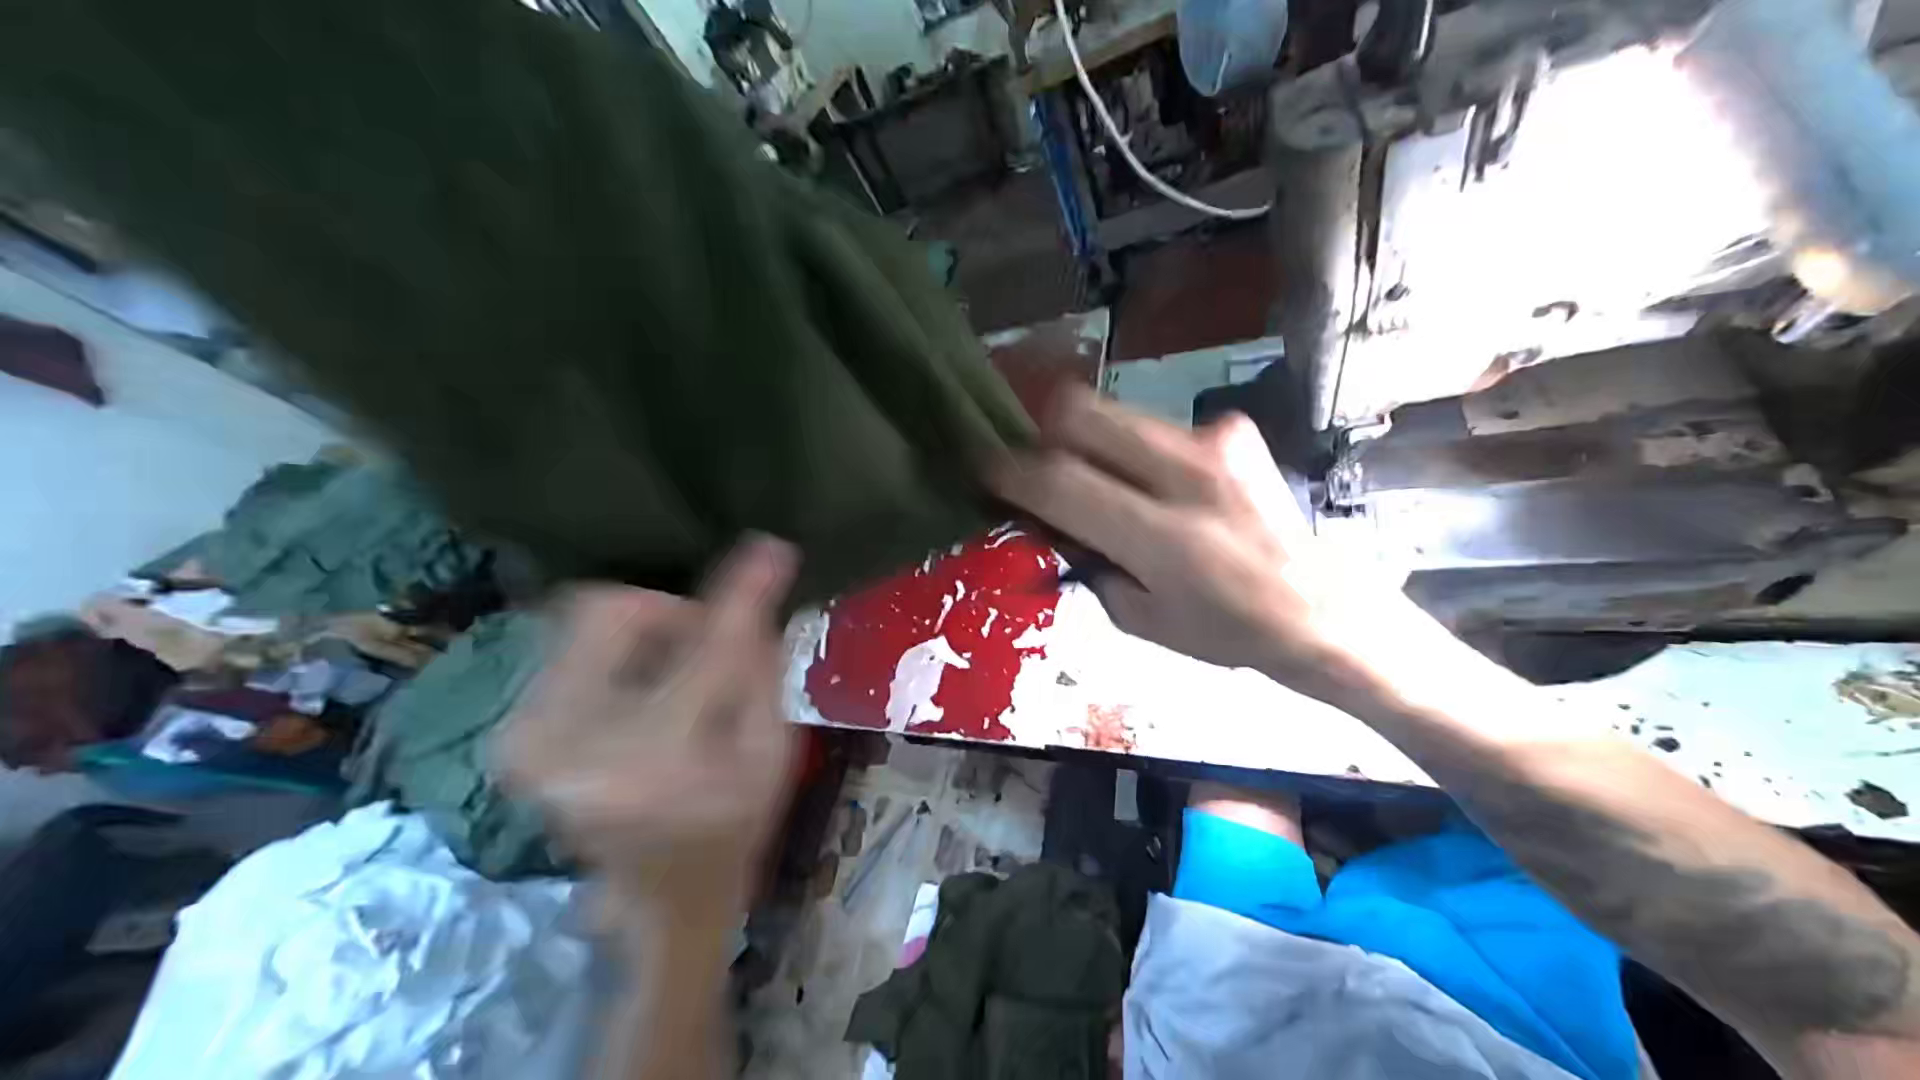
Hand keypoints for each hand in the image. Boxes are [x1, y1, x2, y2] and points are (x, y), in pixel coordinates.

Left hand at [497, 535, 799, 896]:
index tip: (771, 548)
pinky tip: (647, 693)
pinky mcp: (515, 733)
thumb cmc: (732, 827)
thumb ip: (762, 662)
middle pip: (610, 612)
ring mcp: (525, 740)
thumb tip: (766, 568)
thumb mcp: (770, 750)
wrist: (662, 897)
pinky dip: (619, 653)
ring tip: (679, 680)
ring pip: (587, 621)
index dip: (739, 593)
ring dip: (646, 634)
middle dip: (671, 614)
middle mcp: (566, 746)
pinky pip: (569, 646)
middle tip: (709, 648)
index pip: (702, 649)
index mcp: (650, 763)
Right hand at [988, 387, 1435, 707]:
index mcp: (1164, 538)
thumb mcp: (1139, 618)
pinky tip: (1152, 485)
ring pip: (1113, 412)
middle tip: (1036, 465)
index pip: (1060, 482)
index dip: (1009, 470)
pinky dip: (1132, 452)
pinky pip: (1152, 427)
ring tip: (1096, 481)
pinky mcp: (1231, 429)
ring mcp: (1214, 441)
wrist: (1323, 607)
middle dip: (1041, 432)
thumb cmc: (1226, 631)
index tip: (982, 467)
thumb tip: (1049, 517)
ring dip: (1086, 441)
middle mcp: (1189, 474)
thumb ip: (1087, 559)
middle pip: (1081, 413)